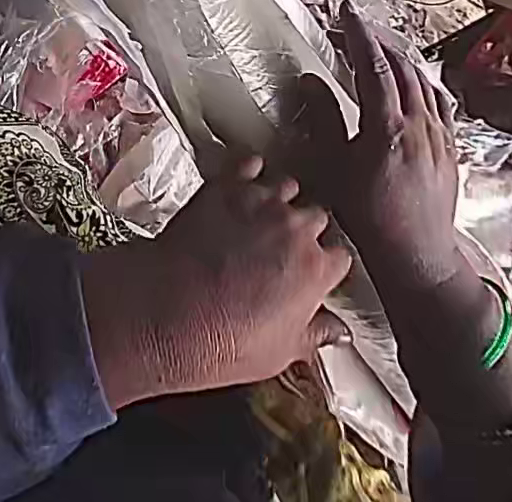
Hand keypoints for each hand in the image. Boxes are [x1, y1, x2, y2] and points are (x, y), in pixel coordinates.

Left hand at [80, 155, 351, 407]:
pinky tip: (244, 178)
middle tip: (285, 240)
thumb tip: (338, 331)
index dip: (326, 260)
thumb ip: (316, 333)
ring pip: (285, 185)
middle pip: (315, 215)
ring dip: (279, 196)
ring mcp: (259, 202)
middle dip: (305, 226)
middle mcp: (295, 228)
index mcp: (316, 269)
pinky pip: (247, 162)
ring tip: (266, 209)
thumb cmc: (226, 338)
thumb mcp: (283, 350)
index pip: (339, 254)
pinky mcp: (224, 186)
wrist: (172, 309)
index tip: (315, 265)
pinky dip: (248, 168)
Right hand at [292, 10, 462, 292]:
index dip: (359, 36)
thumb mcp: (334, 166)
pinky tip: (413, 81)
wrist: (417, 254)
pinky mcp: (450, 147)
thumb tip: (311, 80)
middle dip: (377, 40)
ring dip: (400, 57)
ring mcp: (441, 135)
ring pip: (424, 81)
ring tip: (378, 47)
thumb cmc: (366, 213)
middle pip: (402, 66)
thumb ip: (324, 119)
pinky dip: (422, 80)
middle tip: (353, 27)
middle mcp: (420, 124)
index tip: (347, 13)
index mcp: (388, 126)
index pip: (374, 67)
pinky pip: (440, 101)